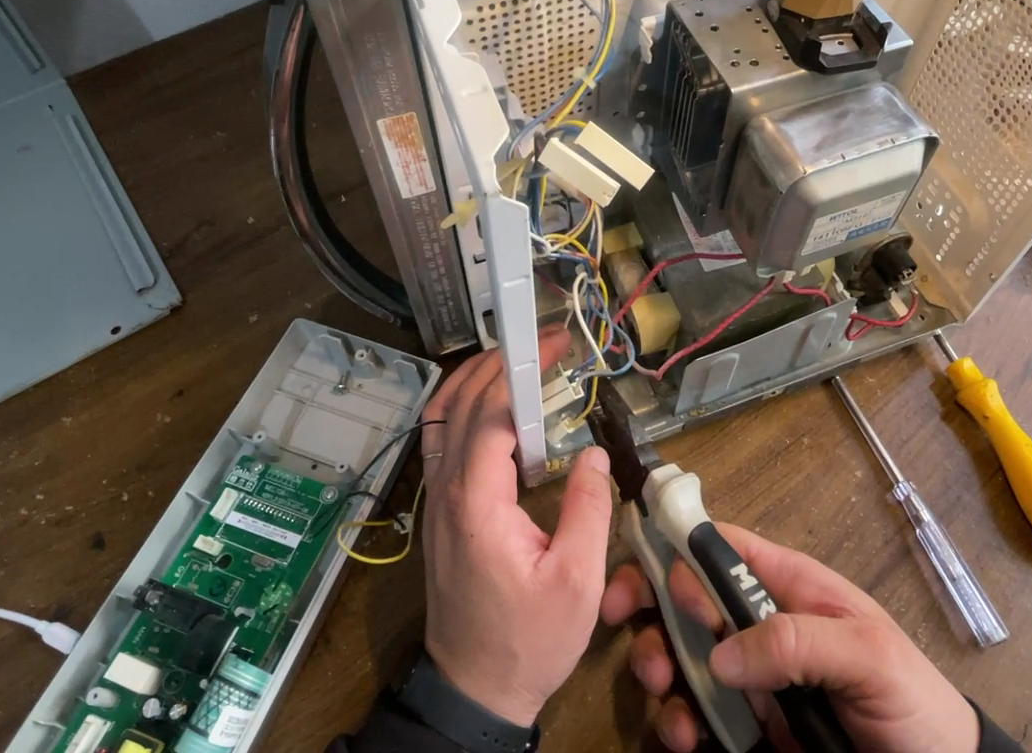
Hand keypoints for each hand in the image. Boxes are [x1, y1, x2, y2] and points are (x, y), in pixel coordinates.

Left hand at [419, 326, 613, 726]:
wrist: (474, 689)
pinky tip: (495, 406)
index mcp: (477, 500)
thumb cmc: (528, 640)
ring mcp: (436, 500)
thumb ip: (588, 508)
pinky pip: (442, 440)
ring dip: (475, 378)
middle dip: (502, 361)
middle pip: (462, 403)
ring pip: (442, 417)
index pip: (493, 412)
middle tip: (545, 341)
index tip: (556, 343)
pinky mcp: (440, 511)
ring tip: (518, 357)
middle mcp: (446, 490)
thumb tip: (595, 453)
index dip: (523, 369)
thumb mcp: (578, 581)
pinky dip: (464, 408)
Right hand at [600, 522, 979, 752]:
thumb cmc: (912, 700)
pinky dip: (676, 721)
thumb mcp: (869, 655)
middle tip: (633, 637)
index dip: (679, 551)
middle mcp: (758, 624)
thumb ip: (798, 639)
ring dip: (658, 667)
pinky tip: (683, 737)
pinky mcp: (744, 725)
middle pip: (686, 597)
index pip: (721, 548)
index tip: (648, 581)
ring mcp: (749, 676)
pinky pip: (693, 711)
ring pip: (680, 654)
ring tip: (664, 697)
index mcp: (787, 587)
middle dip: (652, 610)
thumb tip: (720, 653)